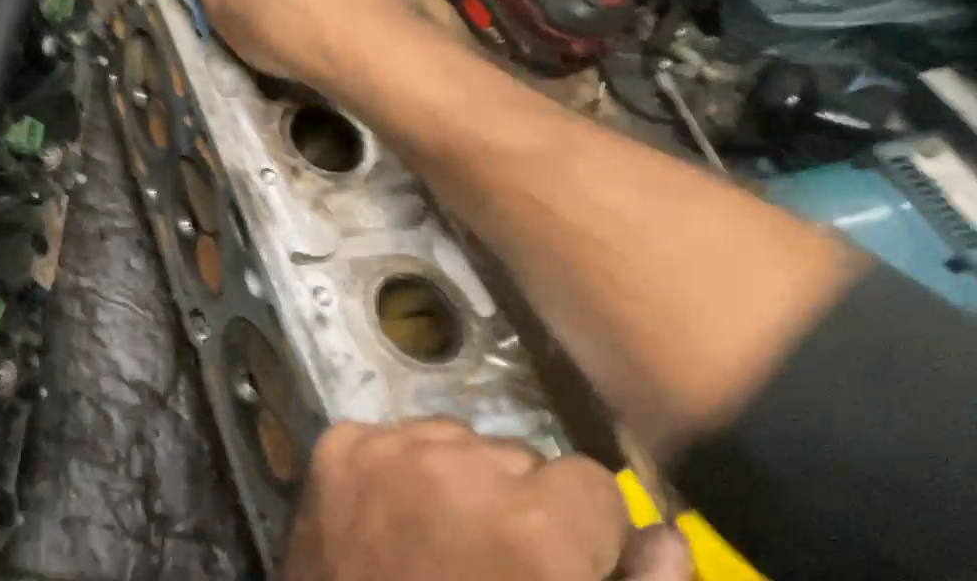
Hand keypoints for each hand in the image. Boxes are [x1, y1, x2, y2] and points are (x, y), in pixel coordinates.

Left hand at [286, 420, 691, 580]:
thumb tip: (664, 535)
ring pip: (452, 438)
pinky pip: (389, 437)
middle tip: (491, 562)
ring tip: (438, 540)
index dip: (584, 530)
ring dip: (457, 478)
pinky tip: (388, 521)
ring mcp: (388, 448)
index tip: (560, 565)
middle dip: (518, 501)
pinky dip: (395, 470)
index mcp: (536, 525)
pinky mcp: (337, 447)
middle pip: (517, 455)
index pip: (591, 481)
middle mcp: (460, 464)